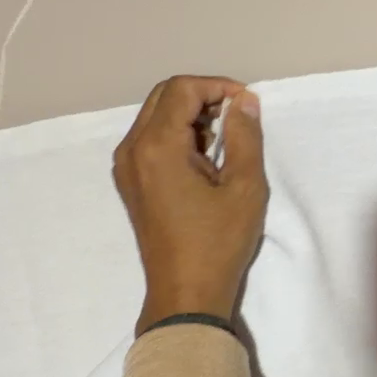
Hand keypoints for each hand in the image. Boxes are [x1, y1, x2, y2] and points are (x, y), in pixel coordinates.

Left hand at [112, 76, 266, 333]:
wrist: (186, 289)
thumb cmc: (219, 240)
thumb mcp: (245, 187)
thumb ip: (245, 137)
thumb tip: (244, 101)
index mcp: (157, 146)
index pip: (181, 90)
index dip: (217, 87)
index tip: (249, 104)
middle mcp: (132, 149)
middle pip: (164, 98)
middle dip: (205, 97)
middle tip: (241, 117)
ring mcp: (127, 167)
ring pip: (157, 118)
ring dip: (193, 117)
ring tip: (228, 141)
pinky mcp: (132, 182)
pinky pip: (152, 141)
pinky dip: (181, 136)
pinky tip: (207, 159)